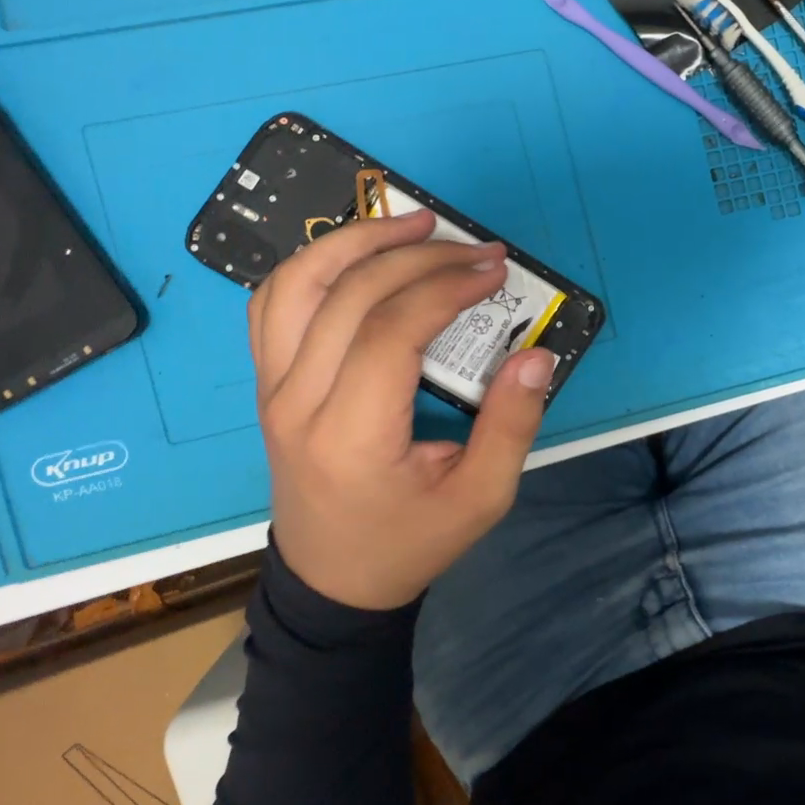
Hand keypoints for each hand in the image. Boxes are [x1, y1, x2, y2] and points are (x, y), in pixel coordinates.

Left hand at [248, 209, 556, 609]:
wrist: (335, 582)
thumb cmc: (412, 540)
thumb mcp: (483, 497)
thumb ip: (512, 424)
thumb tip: (535, 353)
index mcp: (351, 434)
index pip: (390, 331)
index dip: (446, 288)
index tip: (495, 273)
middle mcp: (297, 401)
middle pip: (347, 294)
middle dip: (419, 257)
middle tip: (477, 249)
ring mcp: (272, 388)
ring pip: (294, 285)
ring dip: (355, 241)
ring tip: (413, 222)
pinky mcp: (269, 383)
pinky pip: (276, 303)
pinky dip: (316, 264)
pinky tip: (360, 254)